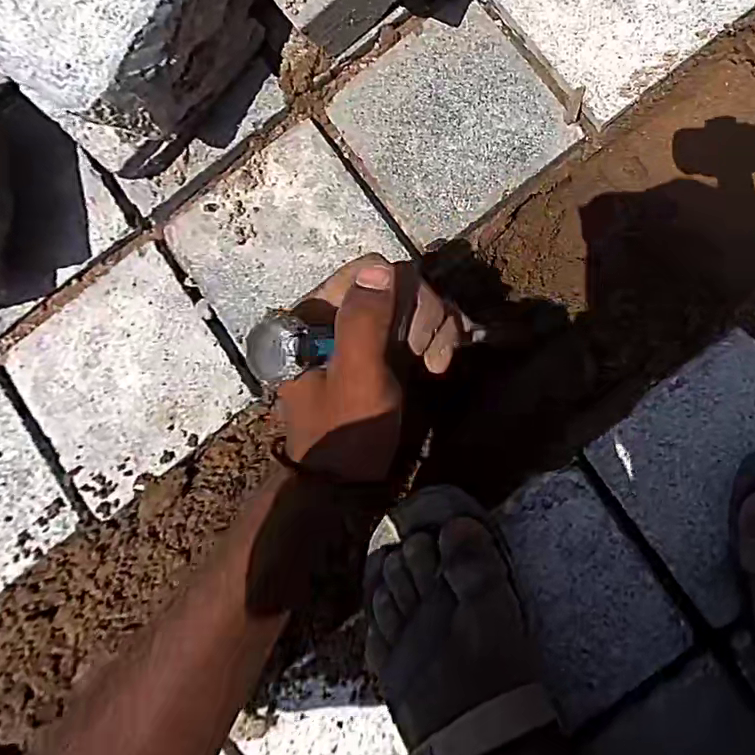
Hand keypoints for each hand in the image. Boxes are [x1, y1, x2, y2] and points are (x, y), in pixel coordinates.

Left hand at [275, 255, 466, 482]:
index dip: (400, 294)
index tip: (413, 336)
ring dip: (435, 328)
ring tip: (435, 366)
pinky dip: (438, 337)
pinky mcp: (382, 349)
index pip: (367, 271)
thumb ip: (364, 321)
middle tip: (426, 358)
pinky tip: (440, 364)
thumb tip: (380, 268)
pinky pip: (419, 323)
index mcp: (314, 314)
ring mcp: (362, 332)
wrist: (345, 486)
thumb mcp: (355, 378)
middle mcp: (337, 314)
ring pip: (414, 302)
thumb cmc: (345, 433)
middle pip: (396, 283)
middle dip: (422, 316)